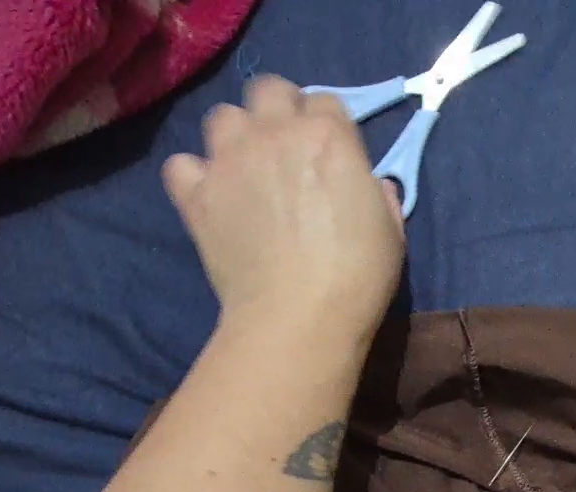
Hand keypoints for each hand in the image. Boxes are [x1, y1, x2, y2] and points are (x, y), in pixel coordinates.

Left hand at [163, 77, 405, 345]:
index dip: (330, 127)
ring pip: (222, 117)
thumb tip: (370, 184)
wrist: (300, 317)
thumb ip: (379, 196)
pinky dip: (196, 177)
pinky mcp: (197, 193)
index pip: (327, 102)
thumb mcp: (392, 234)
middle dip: (279, 112)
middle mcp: (275, 134)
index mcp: (329, 138)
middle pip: (269, 89)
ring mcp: (229, 160)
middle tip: (288, 151)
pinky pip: (183, 165)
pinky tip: (213, 198)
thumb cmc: (359, 279)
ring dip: (236, 137)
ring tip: (248, 172)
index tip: (334, 156)